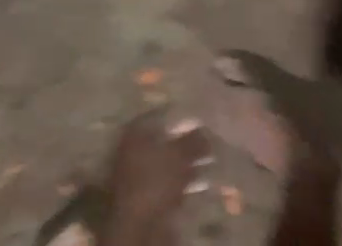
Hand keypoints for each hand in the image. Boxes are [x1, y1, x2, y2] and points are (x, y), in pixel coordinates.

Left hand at [105, 112, 211, 241]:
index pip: (160, 114)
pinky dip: (182, 182)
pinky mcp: (143, 198)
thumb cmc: (156, 181)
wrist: (138, 227)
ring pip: (166, 163)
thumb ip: (195, 140)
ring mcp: (135, 175)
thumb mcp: (181, 155)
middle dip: (186, 141)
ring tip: (210, 162)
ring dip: (186, 163)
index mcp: (134, 133)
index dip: (181, 115)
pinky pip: (166, 183)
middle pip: (163, 140)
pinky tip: (200, 183)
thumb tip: (206, 130)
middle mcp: (131, 150)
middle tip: (208, 141)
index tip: (200, 118)